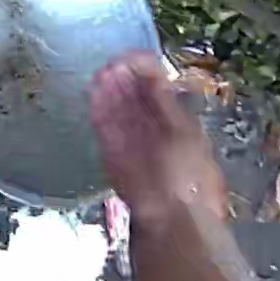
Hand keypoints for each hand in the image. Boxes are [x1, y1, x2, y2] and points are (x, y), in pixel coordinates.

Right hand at [90, 53, 226, 227]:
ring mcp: (133, 144)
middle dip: (123, 80)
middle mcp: (154, 132)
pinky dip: (100, 111)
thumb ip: (161, 96)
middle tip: (110, 62)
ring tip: (100, 72)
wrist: (173, 223)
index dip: (143, 73)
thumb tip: (149, 64)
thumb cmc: (186, 174)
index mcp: (177, 124)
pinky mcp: (114, 157)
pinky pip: (106, 128)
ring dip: (109, 91)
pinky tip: (93, 93)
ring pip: (119, 111)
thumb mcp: (180, 129)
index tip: (128, 57)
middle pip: (135, 99)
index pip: (157, 91)